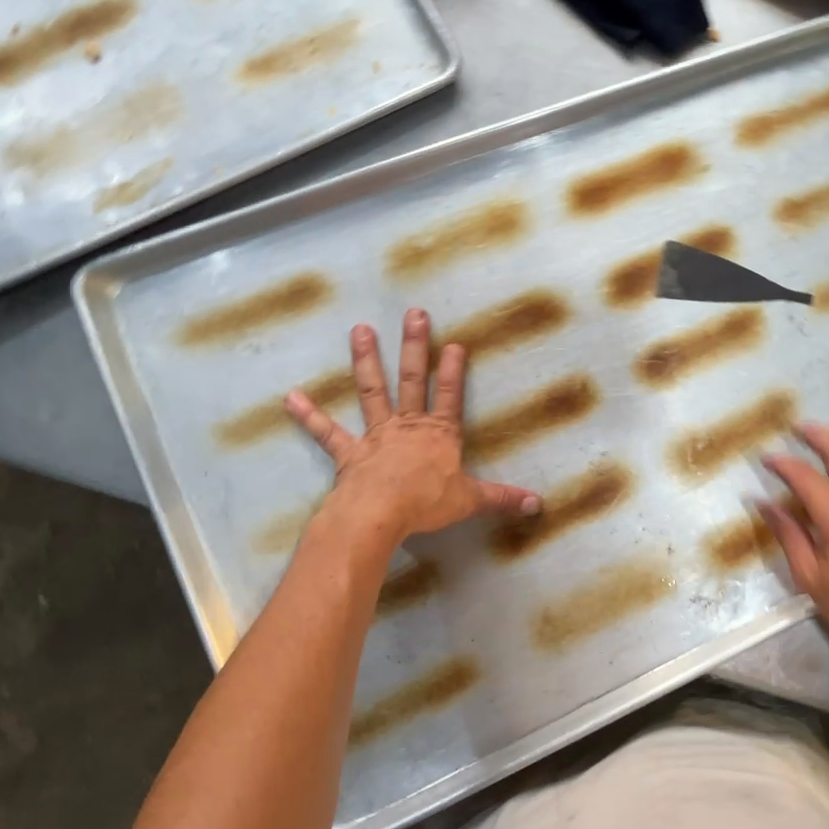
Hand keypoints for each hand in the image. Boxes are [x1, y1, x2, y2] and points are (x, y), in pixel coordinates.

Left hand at [284, 308, 540, 547]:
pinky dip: (308, 415)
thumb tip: (538, 504)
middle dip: (414, 345)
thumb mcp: (471, 500)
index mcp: (439, 434)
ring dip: (366, 359)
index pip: (450, 394)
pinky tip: (290, 397)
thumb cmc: (427, 503)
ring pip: (371, 391)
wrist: (379, 515)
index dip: (452, 369)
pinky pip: (326, 433)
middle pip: (412, 379)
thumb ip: (502, 499)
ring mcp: (376, 436)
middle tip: (413, 313)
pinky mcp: (349, 453)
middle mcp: (408, 426)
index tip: (453, 342)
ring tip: (360, 329)